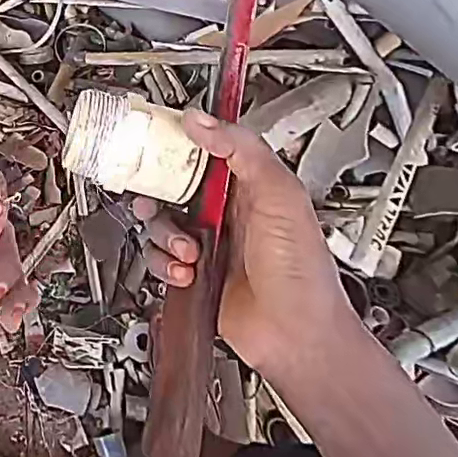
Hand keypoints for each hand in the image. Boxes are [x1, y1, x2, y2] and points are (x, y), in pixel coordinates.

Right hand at [133, 109, 352, 368]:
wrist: (295, 336)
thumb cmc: (302, 272)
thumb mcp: (280, 197)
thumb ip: (242, 151)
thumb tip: (200, 120)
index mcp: (247, 184)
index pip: (204, 148)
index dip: (178, 142)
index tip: (157, 139)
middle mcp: (223, 210)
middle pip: (170, 186)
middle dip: (157, 194)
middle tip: (155, 198)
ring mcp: (206, 241)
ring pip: (159, 223)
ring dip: (166, 237)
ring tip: (189, 250)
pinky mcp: (191, 271)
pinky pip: (157, 258)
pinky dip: (164, 265)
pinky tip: (187, 273)